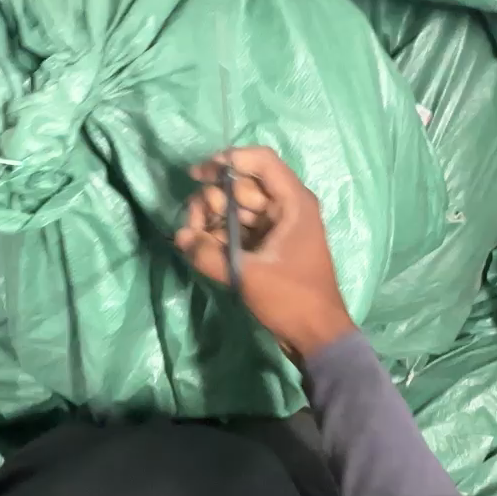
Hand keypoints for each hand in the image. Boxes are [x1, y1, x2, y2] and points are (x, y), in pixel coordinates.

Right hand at [175, 146, 355, 358]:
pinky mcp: (267, 247)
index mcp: (293, 202)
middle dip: (212, 201)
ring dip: (212, 221)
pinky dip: (220, 237)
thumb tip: (179, 236)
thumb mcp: (247, 275)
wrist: (316, 335)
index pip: (261, 161)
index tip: (199, 175)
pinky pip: (238, 230)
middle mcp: (286, 208)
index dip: (229, 160)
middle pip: (242, 187)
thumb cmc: (292, 298)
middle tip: (192, 226)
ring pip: (236, 209)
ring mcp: (276, 228)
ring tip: (193, 241)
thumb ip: (208, 254)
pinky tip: (200, 248)